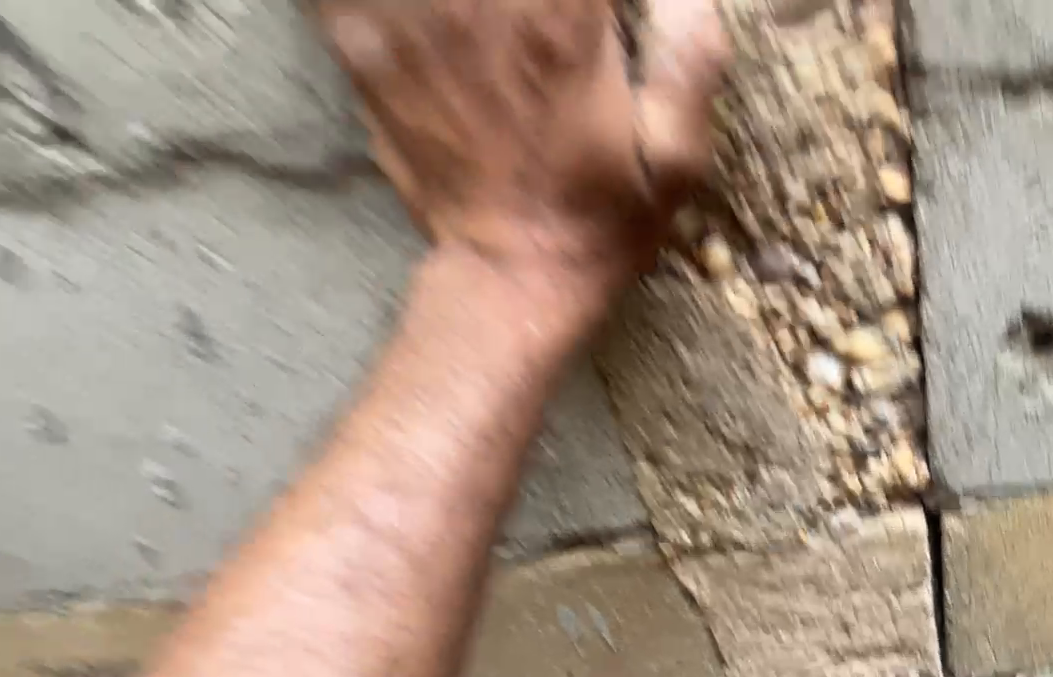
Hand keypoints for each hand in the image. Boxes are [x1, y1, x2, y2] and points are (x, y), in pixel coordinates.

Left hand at [319, 0, 728, 290]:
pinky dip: (397, 2)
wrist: (514, 273)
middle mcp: (479, 2)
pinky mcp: (362, 41)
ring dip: (476, 3)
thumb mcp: (678, 163)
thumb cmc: (605, 220)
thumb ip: (689, 65)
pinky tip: (439, 22)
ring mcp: (408, 15)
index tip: (607, 16)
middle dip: (547, 2)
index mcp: (563, 24)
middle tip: (560, 25)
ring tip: (503, 31)